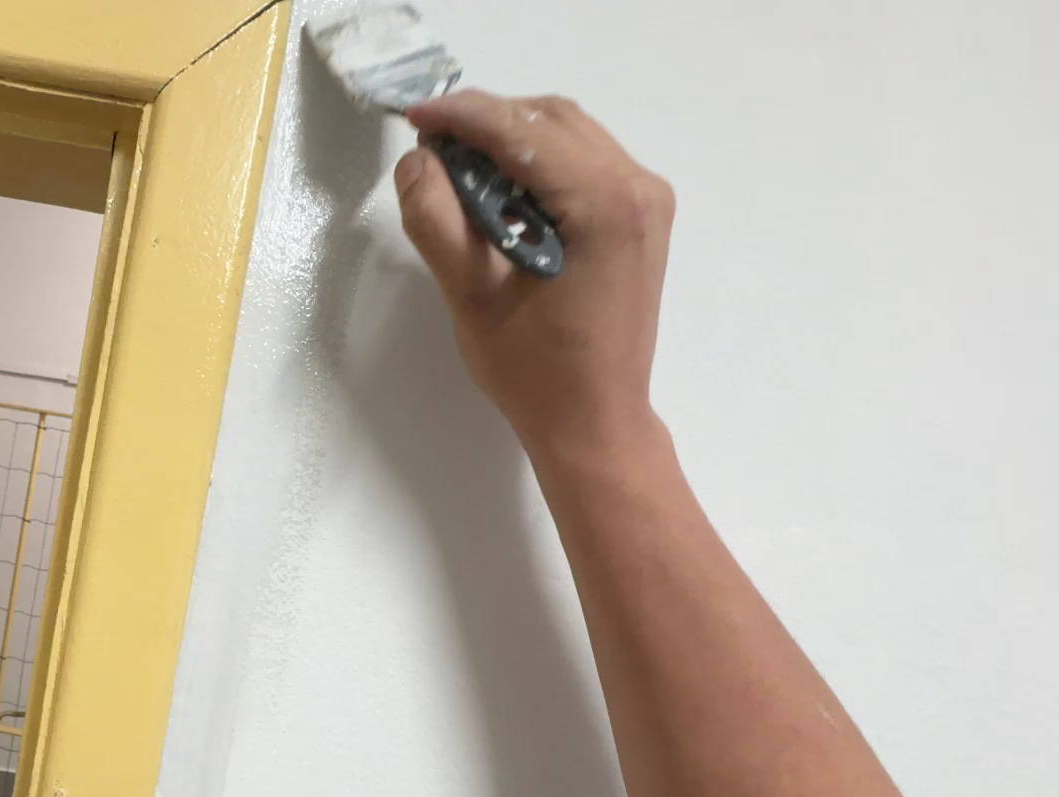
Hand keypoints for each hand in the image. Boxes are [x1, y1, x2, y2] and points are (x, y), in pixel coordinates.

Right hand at [395, 90, 675, 456]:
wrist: (591, 418)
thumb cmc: (530, 368)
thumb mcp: (469, 296)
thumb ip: (437, 222)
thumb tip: (417, 163)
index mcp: (602, 200)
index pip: (522, 130)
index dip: (462, 116)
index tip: (413, 119)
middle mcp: (637, 185)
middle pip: (553, 120)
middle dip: (486, 122)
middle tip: (430, 150)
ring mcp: (645, 201)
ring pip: (571, 137)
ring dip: (510, 141)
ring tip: (457, 170)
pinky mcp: (639, 221)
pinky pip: (584, 166)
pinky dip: (536, 165)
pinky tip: (500, 194)